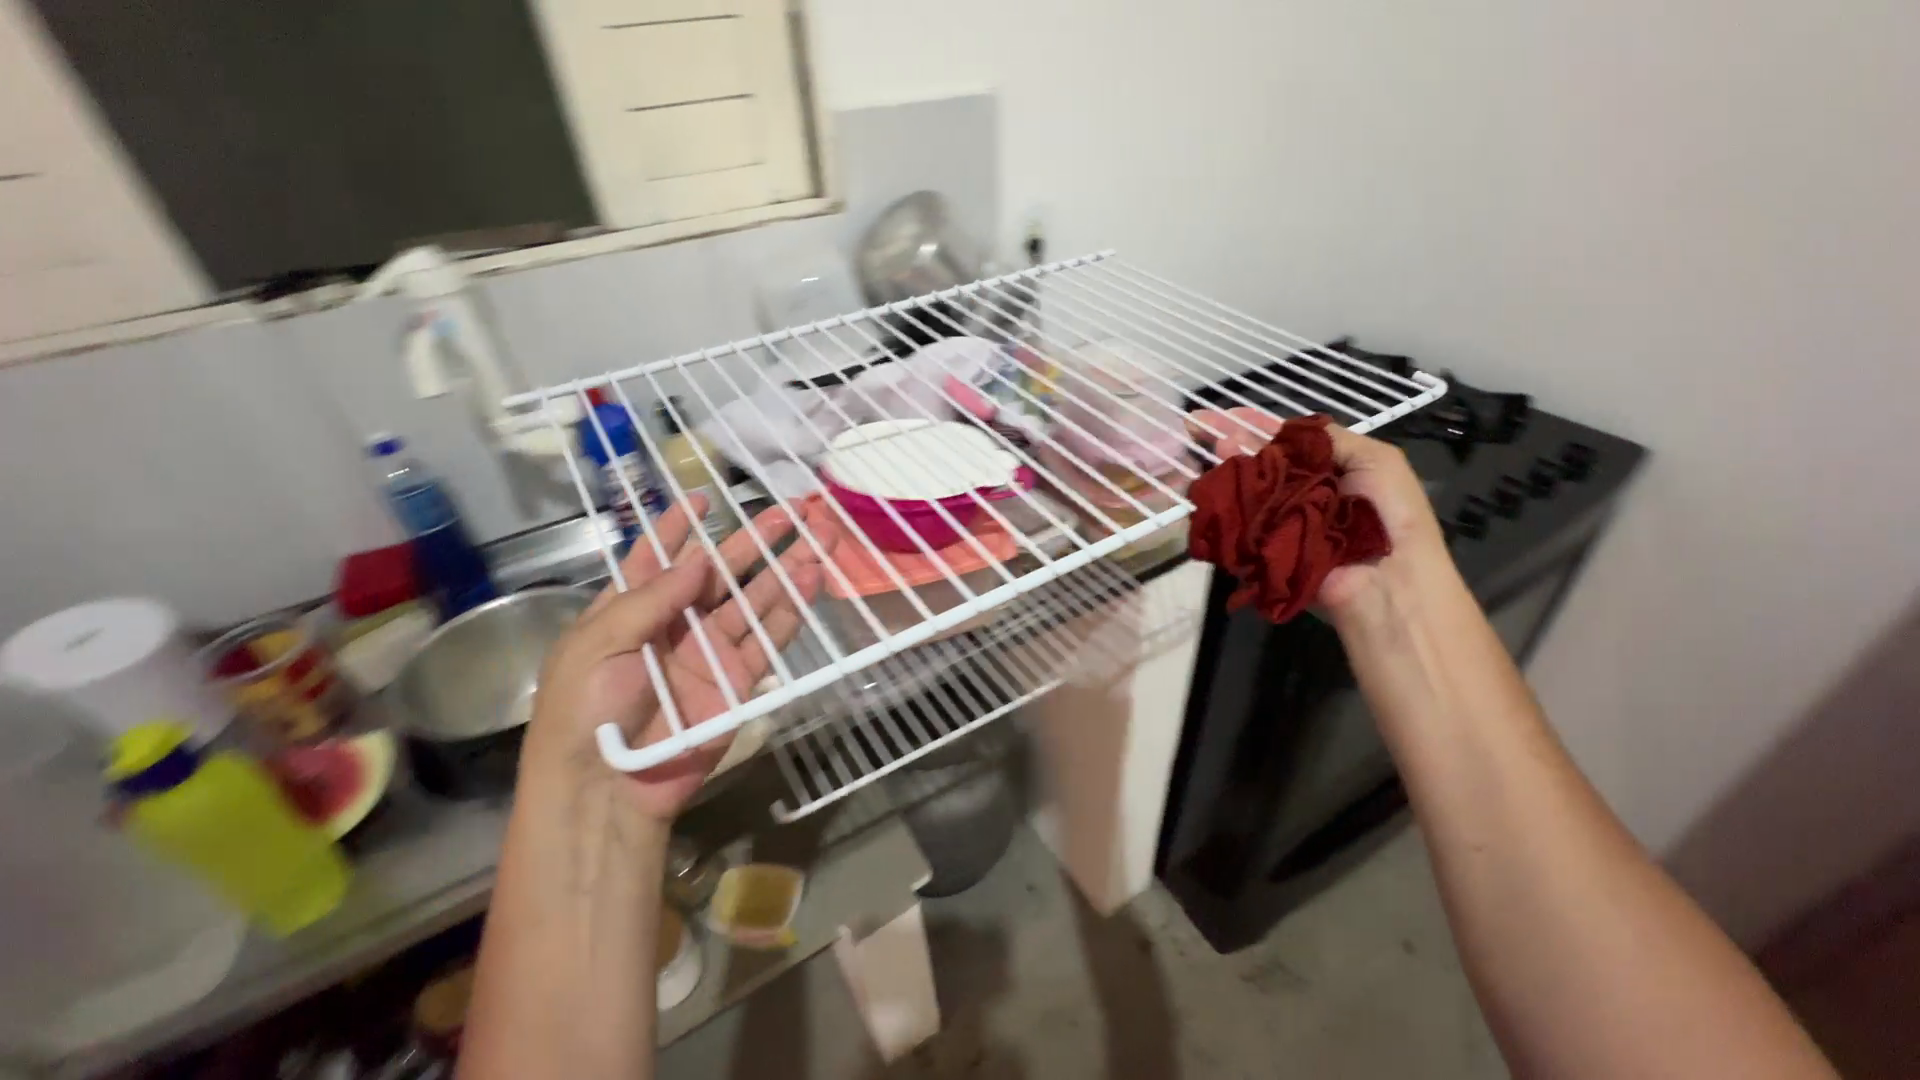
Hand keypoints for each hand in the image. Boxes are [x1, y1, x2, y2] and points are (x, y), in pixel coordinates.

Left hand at [520, 494, 840, 819]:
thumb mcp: (597, 644)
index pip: (658, 556)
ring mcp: (711, 650)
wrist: (607, 788)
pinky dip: (793, 609)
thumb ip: (650, 598)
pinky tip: (812, 579)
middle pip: (721, 571)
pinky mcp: (739, 680)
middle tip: (791, 509)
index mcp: (631, 608)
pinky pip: (770, 637)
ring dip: (785, 567)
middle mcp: (676, 623)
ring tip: (817, 534)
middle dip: (754, 539)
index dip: (679, 525)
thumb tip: (699, 557)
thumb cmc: (584, 710)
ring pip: (754, 598)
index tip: (703, 496)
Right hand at [1186, 408, 1450, 614]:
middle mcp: (1296, 493)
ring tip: (1203, 453)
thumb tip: (1279, 430)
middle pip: (1254, 462)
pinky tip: (1208, 489)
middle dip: (1228, 442)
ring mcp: (1276, 521)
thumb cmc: (1389, 513)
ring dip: (1222, 469)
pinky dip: (1220, 506)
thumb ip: (1329, 438)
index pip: (1280, 441)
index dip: (1252, 424)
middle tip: (1199, 429)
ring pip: (1241, 489)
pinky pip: (1236, 523)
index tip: (1223, 414)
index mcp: (1323, 469)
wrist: (1387, 579)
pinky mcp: (1261, 548)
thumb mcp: (1375, 458)